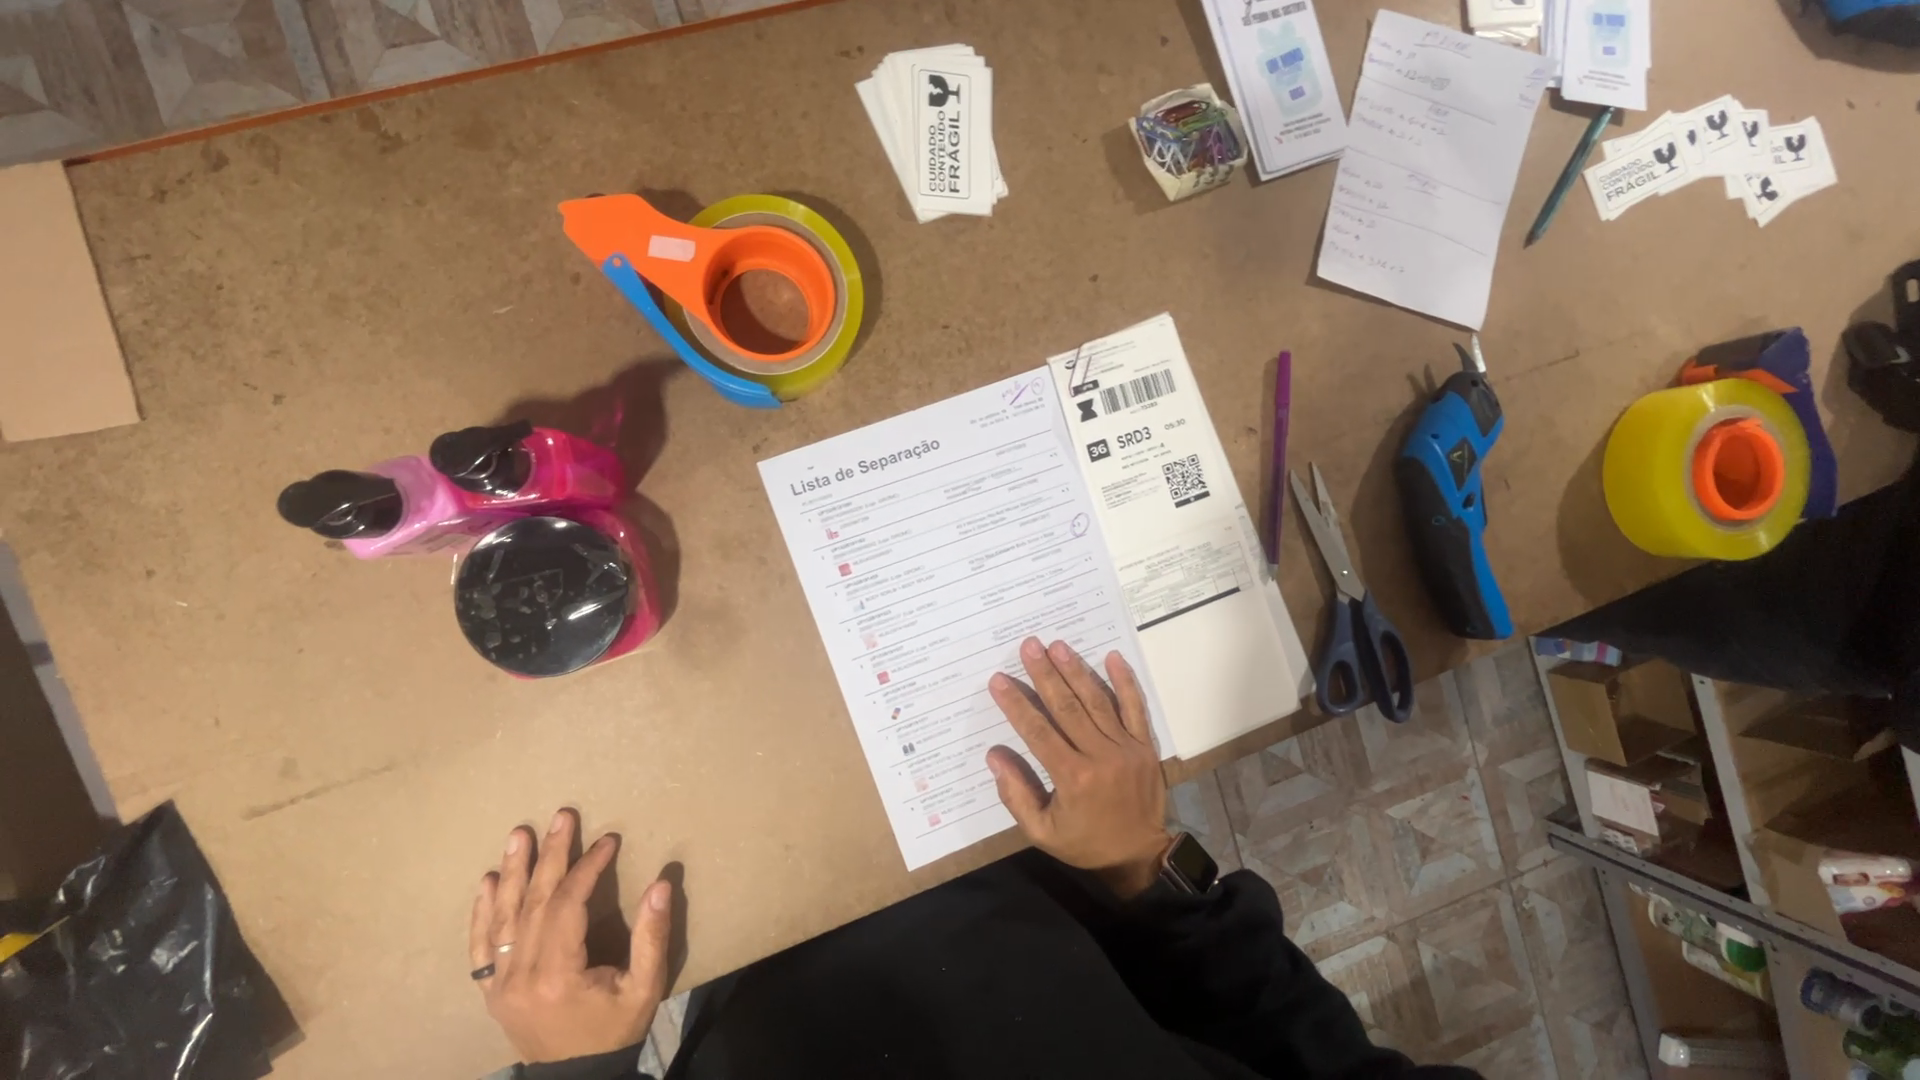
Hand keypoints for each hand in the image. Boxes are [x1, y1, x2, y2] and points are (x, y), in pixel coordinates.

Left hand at [470, 808, 672, 1063]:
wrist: (577, 1078)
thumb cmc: (615, 1029)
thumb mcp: (645, 986)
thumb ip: (653, 936)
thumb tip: (661, 883)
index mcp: (559, 974)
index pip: (568, 905)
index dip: (587, 868)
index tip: (608, 841)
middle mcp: (521, 976)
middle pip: (534, 902)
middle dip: (551, 855)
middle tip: (562, 816)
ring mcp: (500, 984)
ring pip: (503, 917)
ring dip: (512, 872)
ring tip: (520, 835)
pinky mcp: (492, 990)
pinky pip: (482, 945)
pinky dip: (482, 911)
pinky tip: (487, 882)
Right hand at [986, 637, 1170, 898]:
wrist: (1139, 856)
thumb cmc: (1084, 844)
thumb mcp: (1041, 832)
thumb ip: (1016, 794)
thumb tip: (994, 755)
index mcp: (1072, 778)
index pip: (1038, 732)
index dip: (1017, 704)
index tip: (999, 680)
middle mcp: (1100, 756)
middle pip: (1067, 707)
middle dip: (1045, 674)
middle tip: (1029, 645)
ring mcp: (1126, 748)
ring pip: (1098, 702)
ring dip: (1076, 671)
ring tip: (1058, 645)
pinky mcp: (1144, 746)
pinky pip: (1135, 708)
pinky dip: (1125, 682)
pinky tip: (1112, 657)